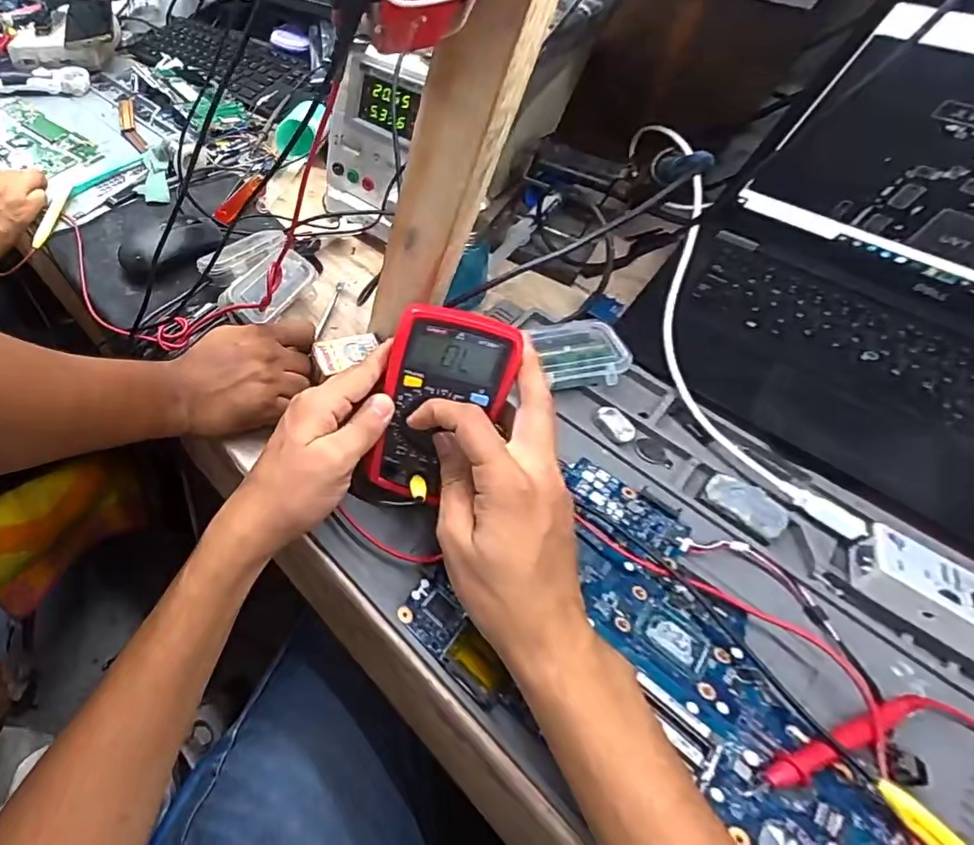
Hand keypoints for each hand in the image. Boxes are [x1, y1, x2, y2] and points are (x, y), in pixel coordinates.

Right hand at [169, 321, 314, 436]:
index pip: (306, 331)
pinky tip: (277, 409)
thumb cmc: (197, 364)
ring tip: (283, 395)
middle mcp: (272, 356)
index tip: (301, 350)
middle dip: (301, 371)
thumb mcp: (227, 334)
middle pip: (308, 363)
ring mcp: (272, 383)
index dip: (306, 342)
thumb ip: (255, 334)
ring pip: (306, 386)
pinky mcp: (267, 409)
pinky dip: (289, 408)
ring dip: (297, 391)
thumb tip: (271, 338)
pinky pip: (293, 407)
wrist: (181, 392)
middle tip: (289, 377)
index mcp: (262, 335)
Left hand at [217, 344, 393, 560]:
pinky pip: (340, 413)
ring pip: (347, 397)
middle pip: (353, 381)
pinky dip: (359, 410)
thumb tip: (386, 399)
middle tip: (412, 364)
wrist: (260, 517)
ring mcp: (307, 418)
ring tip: (400, 386)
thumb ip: (363, 428)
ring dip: (372, 391)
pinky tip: (372, 416)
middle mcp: (310, 403)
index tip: (403, 340)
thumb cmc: (293, 493)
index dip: (383, 357)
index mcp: (317, 403)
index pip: (358, 372)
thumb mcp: (336, 460)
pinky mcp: (308, 434)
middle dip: (382, 371)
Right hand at [410, 349, 588, 669]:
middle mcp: (541, 472)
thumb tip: (446, 443)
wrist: (549, 633)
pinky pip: (535, 448)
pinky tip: (494, 425)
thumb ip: (453, 481)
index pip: (473, 421)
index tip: (418, 419)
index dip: (440, 410)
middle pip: (538, 405)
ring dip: (523, 393)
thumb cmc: (497, 593)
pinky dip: (517, 425)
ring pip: (541, 424)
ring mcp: (554, 483)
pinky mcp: (555, 496)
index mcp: (511, 481)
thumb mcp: (456, 537)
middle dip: (527, 366)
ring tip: (502, 368)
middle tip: (513, 338)